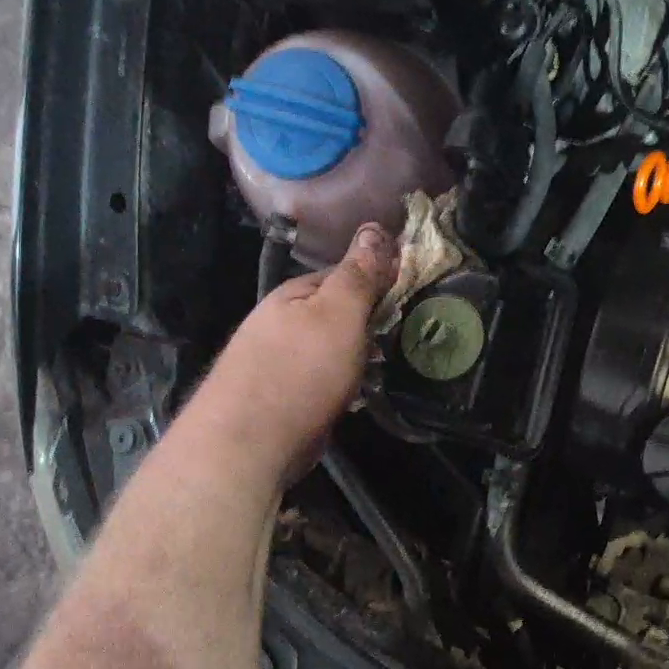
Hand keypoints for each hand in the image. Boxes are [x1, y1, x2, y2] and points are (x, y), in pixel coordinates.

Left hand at [178, 223, 396, 487]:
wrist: (251, 442)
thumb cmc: (300, 370)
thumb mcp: (338, 313)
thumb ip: (359, 274)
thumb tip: (375, 226)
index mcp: (294, 294)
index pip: (345, 274)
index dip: (381, 281)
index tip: (416, 294)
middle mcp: (284, 322)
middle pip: (340, 313)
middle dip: (373, 322)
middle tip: (411, 334)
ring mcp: (283, 361)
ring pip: (336, 348)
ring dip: (363, 355)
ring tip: (395, 365)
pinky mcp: (289, 397)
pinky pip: (329, 379)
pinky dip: (349, 383)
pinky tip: (365, 394)